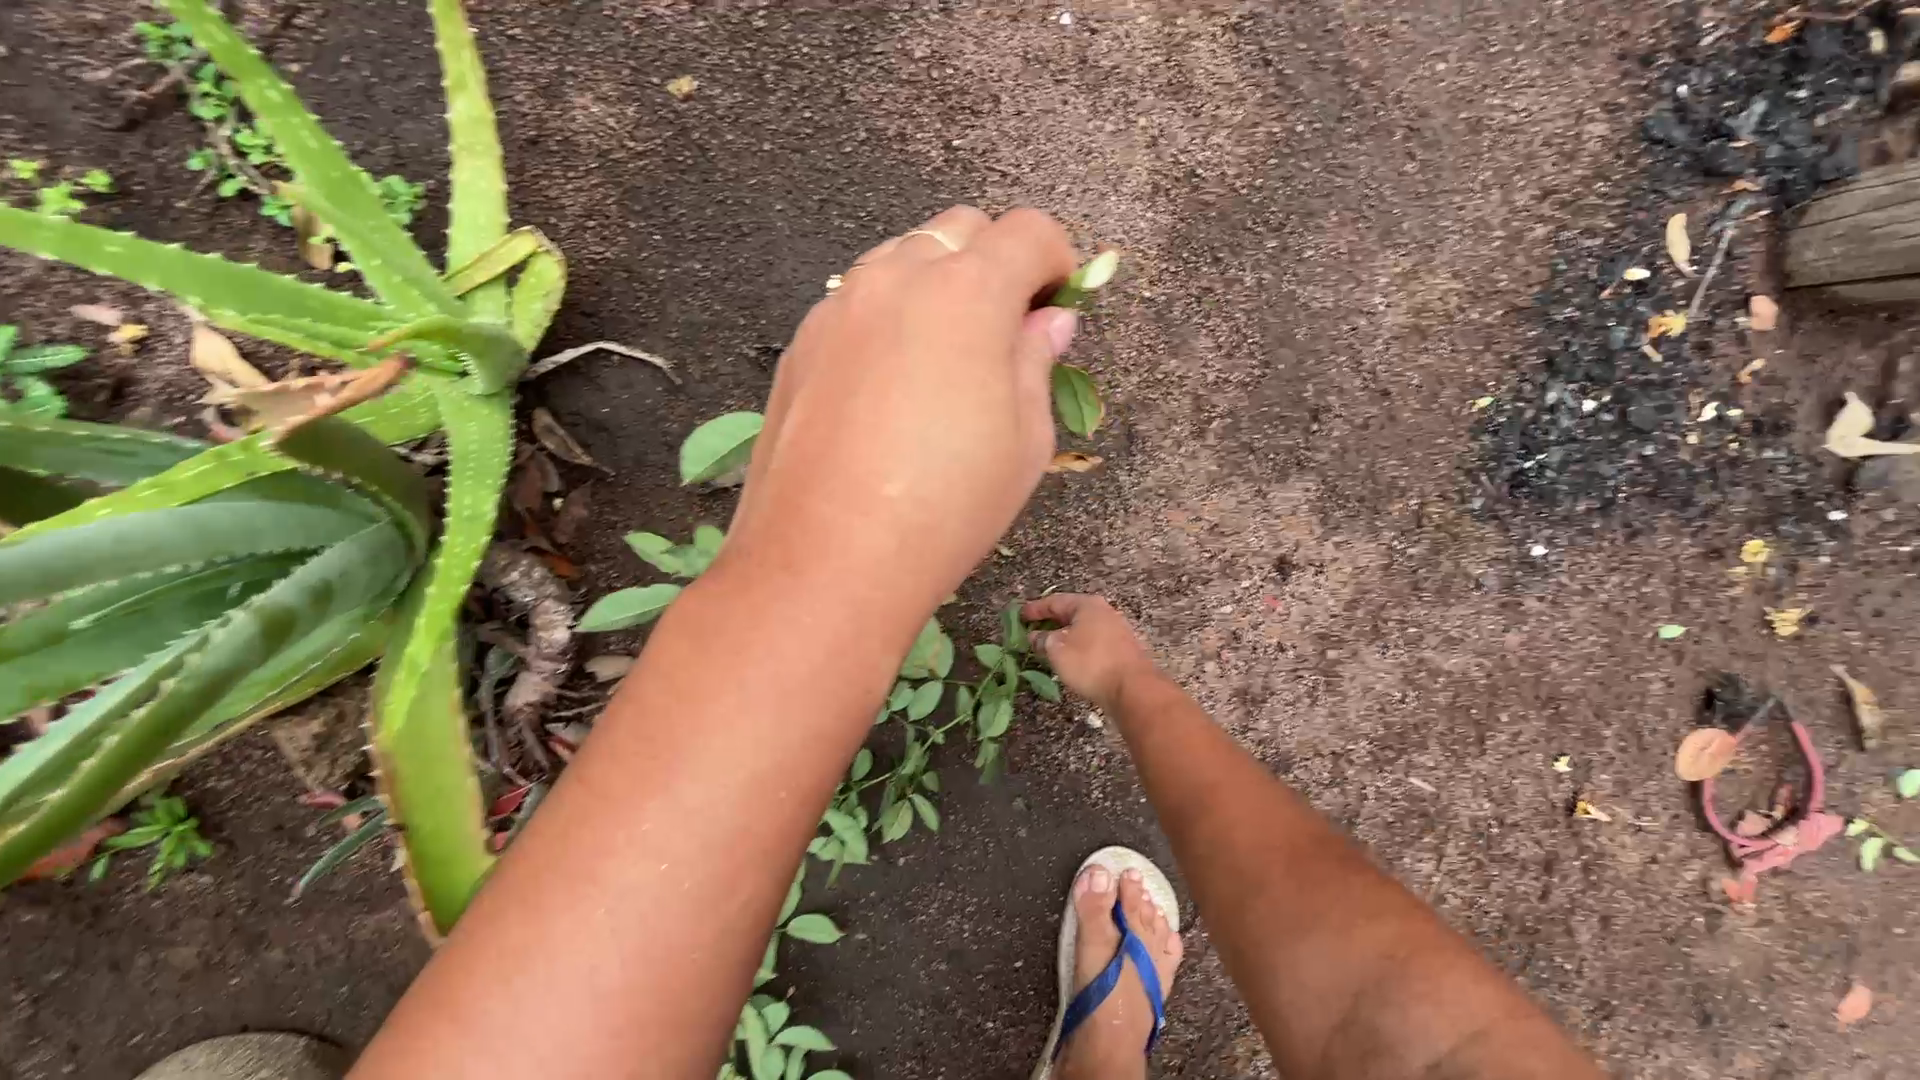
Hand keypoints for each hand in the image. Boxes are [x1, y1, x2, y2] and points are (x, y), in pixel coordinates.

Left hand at [720, 206, 1081, 631]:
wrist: (826, 560)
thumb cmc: (945, 507)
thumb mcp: (1024, 441)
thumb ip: (1037, 362)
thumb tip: (1047, 322)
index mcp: (966, 293)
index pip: (1026, 231)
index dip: (1055, 261)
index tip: (1055, 304)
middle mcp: (896, 279)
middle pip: (960, 229)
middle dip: (995, 263)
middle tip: (1005, 331)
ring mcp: (839, 306)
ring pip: (902, 259)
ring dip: (937, 285)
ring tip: (945, 360)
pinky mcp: (803, 343)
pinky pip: (857, 301)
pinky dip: (889, 316)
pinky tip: (891, 386)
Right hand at [1023, 594, 1158, 711]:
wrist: (1132, 689)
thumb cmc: (1090, 663)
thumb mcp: (1057, 650)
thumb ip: (1042, 640)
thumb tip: (1035, 637)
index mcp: (1087, 605)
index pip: (1055, 601)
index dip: (1035, 609)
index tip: (1020, 616)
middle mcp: (1104, 612)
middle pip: (1071, 613)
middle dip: (1050, 622)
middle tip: (1032, 630)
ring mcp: (1116, 631)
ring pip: (1083, 629)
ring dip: (1064, 636)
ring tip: (1048, 647)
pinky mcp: (1122, 650)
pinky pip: (1093, 642)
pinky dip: (1078, 647)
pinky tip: (1070, 659)